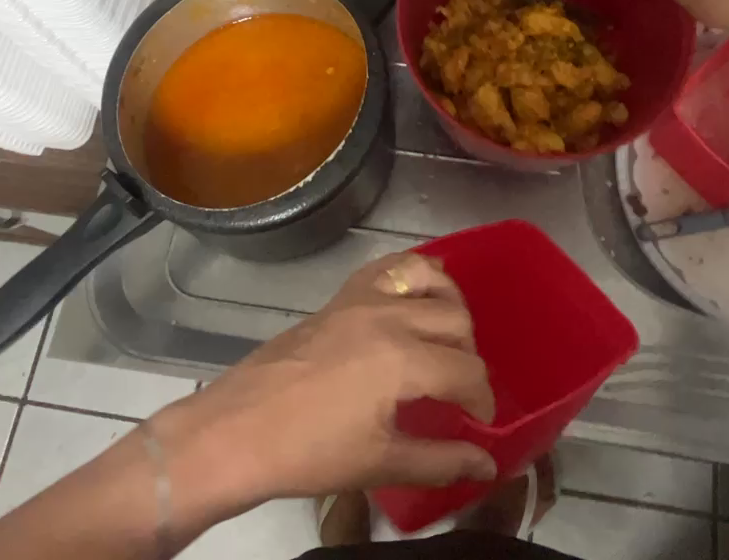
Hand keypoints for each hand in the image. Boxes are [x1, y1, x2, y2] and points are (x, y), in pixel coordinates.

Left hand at [148, 253, 496, 511]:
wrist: (240, 430)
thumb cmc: (310, 452)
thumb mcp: (380, 463)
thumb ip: (442, 461)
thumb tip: (488, 463)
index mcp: (403, 360)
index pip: (468, 370)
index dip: (482, 398)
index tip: (479, 420)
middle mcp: (389, 316)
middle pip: (457, 322)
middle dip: (469, 357)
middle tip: (459, 390)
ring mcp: (363, 298)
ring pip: (431, 281)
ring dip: (451, 308)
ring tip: (445, 340)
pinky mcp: (341, 294)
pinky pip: (391, 266)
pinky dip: (415, 274)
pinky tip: (417, 297)